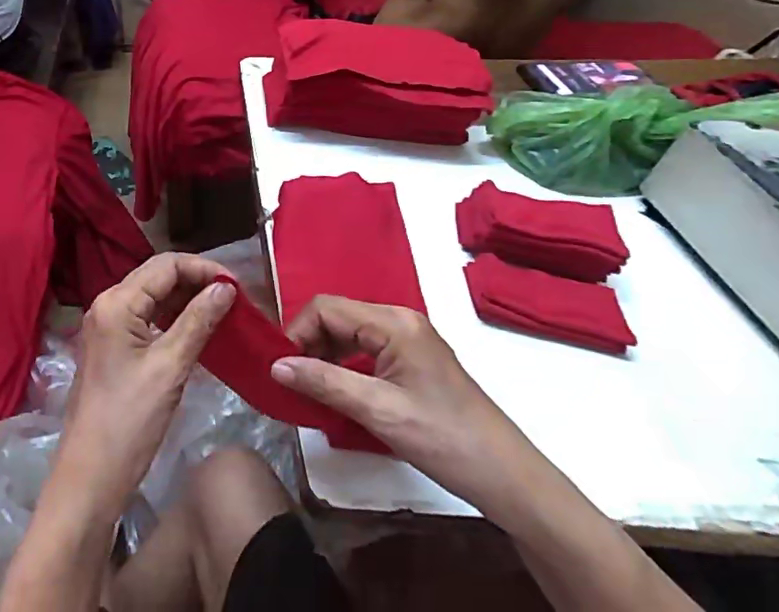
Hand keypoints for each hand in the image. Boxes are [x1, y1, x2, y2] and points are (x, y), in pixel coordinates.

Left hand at [59, 254, 236, 497]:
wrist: (90, 477)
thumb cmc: (130, 421)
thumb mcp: (170, 367)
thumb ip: (199, 320)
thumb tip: (226, 287)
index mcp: (117, 303)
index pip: (166, 265)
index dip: (204, 268)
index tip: (237, 285)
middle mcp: (107, 305)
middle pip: (158, 275)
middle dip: (197, 280)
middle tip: (233, 297)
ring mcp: (107, 326)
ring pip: (154, 295)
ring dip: (187, 298)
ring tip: (222, 311)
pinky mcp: (112, 346)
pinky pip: (147, 316)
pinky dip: (174, 316)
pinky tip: (197, 328)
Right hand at [272, 296, 551, 510]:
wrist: (501, 470)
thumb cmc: (441, 437)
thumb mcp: (378, 411)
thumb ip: (325, 382)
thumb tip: (276, 365)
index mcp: (393, 321)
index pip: (327, 307)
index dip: (297, 332)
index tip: (280, 369)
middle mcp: (400, 318)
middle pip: (338, 315)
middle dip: (309, 343)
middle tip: (290, 382)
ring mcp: (408, 337)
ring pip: (350, 331)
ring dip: (324, 355)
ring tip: (307, 389)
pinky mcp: (412, 357)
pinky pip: (366, 348)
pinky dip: (344, 365)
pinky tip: (334, 391)